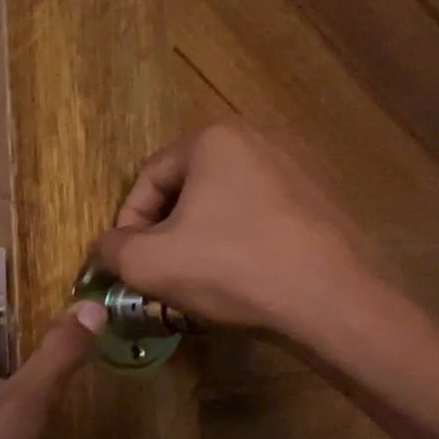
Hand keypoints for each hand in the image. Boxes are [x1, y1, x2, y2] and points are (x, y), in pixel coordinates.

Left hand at [0, 275, 106, 438]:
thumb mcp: (26, 406)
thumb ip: (59, 353)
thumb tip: (91, 305)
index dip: (3, 279)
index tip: (50, 285)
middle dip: (24, 317)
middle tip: (74, 318)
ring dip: (24, 353)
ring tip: (72, 352)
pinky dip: (16, 383)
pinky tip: (49, 398)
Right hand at [95, 119, 380, 342]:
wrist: (331, 300)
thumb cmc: (230, 267)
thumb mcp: (148, 263)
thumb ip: (112, 249)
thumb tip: (108, 248)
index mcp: (212, 139)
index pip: (148, 177)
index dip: (127, 222)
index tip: (127, 261)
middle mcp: (256, 139)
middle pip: (187, 188)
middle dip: (165, 230)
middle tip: (159, 270)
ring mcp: (295, 167)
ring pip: (224, 204)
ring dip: (200, 237)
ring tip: (198, 278)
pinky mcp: (321, 200)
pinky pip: (261, 217)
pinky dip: (240, 242)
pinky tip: (241, 277)